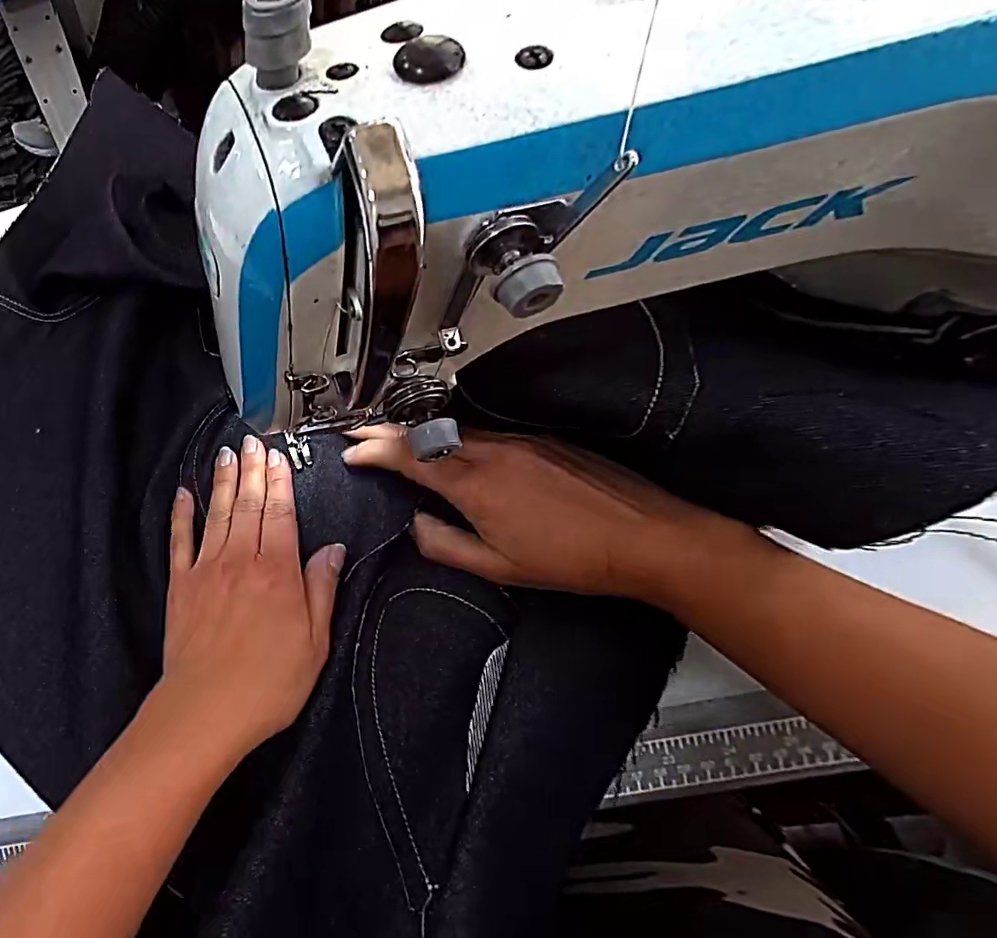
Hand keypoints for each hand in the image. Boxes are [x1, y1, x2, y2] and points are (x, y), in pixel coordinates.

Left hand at [158, 435, 344, 757]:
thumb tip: (334, 552)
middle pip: (249, 504)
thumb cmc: (266, 684)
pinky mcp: (181, 585)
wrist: (205, 709)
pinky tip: (183, 495)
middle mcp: (242, 561)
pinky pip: (180, 540)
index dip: (280, 482)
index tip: (279, 458)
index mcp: (278, 572)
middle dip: (253, 470)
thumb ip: (322, 590)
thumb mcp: (315, 643)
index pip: (281, 513)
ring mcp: (207, 569)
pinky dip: (181, 515)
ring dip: (223, 481)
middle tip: (253, 442)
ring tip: (227, 454)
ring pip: (217, 513)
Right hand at [341, 425, 777, 608]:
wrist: (643, 537)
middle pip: (426, 433)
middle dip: (386, 431)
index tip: (353, 451)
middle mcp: (493, 453)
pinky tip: (452, 448)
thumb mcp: (500, 566)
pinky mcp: (539, 441)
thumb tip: (418, 527)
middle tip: (361, 430)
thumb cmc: (575, 558)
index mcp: (475, 484)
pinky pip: (484, 433)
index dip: (374, 451)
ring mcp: (518, 442)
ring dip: (420, 433)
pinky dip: (455, 437)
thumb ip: (447, 546)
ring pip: (455, 431)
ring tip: (397, 439)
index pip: (409, 457)